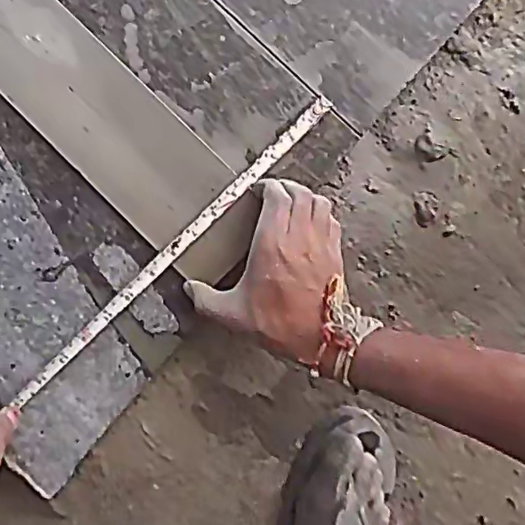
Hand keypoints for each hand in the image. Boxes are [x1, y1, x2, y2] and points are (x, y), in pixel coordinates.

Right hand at [185, 178, 342, 363]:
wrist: (323, 338)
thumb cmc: (281, 324)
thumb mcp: (233, 314)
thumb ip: (206, 299)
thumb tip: (190, 289)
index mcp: (271, 244)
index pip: (276, 197)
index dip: (267, 187)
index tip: (257, 190)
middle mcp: (298, 237)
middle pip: (299, 193)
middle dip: (286, 187)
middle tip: (274, 191)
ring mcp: (320, 242)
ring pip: (318, 202)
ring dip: (305, 196)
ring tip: (293, 201)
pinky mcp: (335, 253)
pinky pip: (331, 219)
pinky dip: (322, 213)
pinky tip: (312, 221)